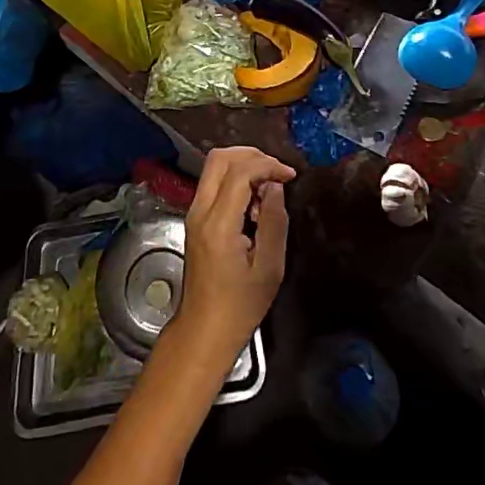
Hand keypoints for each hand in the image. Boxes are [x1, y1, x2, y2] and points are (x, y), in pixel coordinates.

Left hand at [175, 147, 295, 355]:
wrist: (204, 329)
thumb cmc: (240, 305)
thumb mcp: (269, 267)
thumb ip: (273, 221)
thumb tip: (275, 187)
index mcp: (217, 223)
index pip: (239, 172)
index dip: (268, 165)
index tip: (291, 176)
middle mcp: (199, 211)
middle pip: (219, 158)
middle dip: (252, 156)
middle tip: (278, 173)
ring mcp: (193, 214)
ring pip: (214, 168)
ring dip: (244, 169)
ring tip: (268, 195)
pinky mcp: (195, 219)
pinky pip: (214, 185)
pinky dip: (236, 182)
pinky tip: (254, 206)